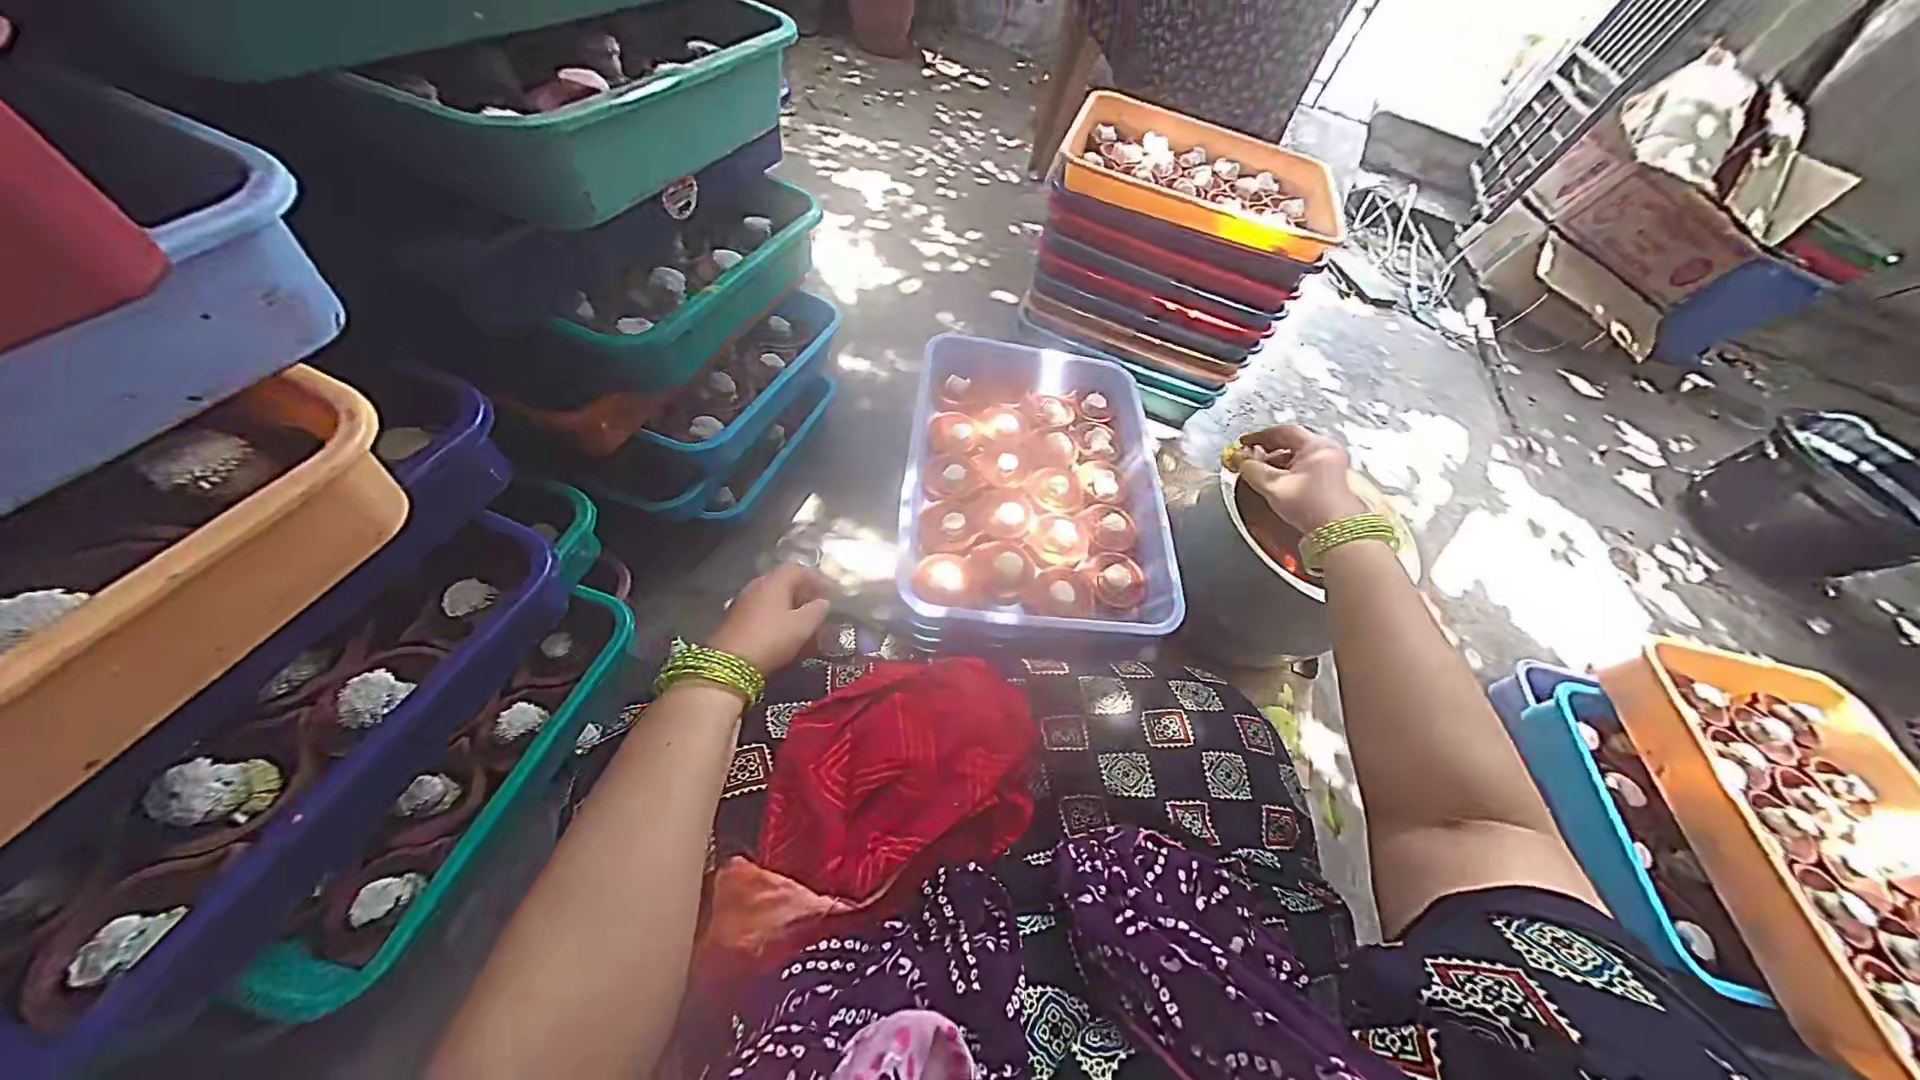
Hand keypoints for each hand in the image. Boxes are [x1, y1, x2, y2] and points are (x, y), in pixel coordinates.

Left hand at [707, 563, 833, 673]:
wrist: (731, 662)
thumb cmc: (772, 638)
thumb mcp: (802, 626)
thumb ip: (817, 611)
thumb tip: (824, 602)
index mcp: (775, 582)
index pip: (798, 570)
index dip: (817, 579)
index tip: (830, 593)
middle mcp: (758, 585)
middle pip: (784, 580)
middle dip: (803, 590)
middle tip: (818, 604)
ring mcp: (744, 600)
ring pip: (772, 595)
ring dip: (790, 603)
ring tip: (803, 617)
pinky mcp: (737, 617)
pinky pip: (763, 607)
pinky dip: (777, 613)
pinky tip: (784, 627)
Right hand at [1233, 425, 1369, 532]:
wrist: (1337, 531)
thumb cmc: (1310, 506)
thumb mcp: (1273, 485)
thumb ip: (1251, 469)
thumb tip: (1240, 460)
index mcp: (1316, 446)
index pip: (1282, 432)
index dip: (1259, 436)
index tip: (1243, 443)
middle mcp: (1326, 451)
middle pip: (1291, 442)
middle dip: (1267, 448)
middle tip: (1249, 456)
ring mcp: (1331, 464)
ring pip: (1297, 454)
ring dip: (1276, 460)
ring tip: (1259, 470)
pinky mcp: (1330, 478)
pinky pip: (1304, 465)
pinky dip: (1287, 468)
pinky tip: (1276, 479)